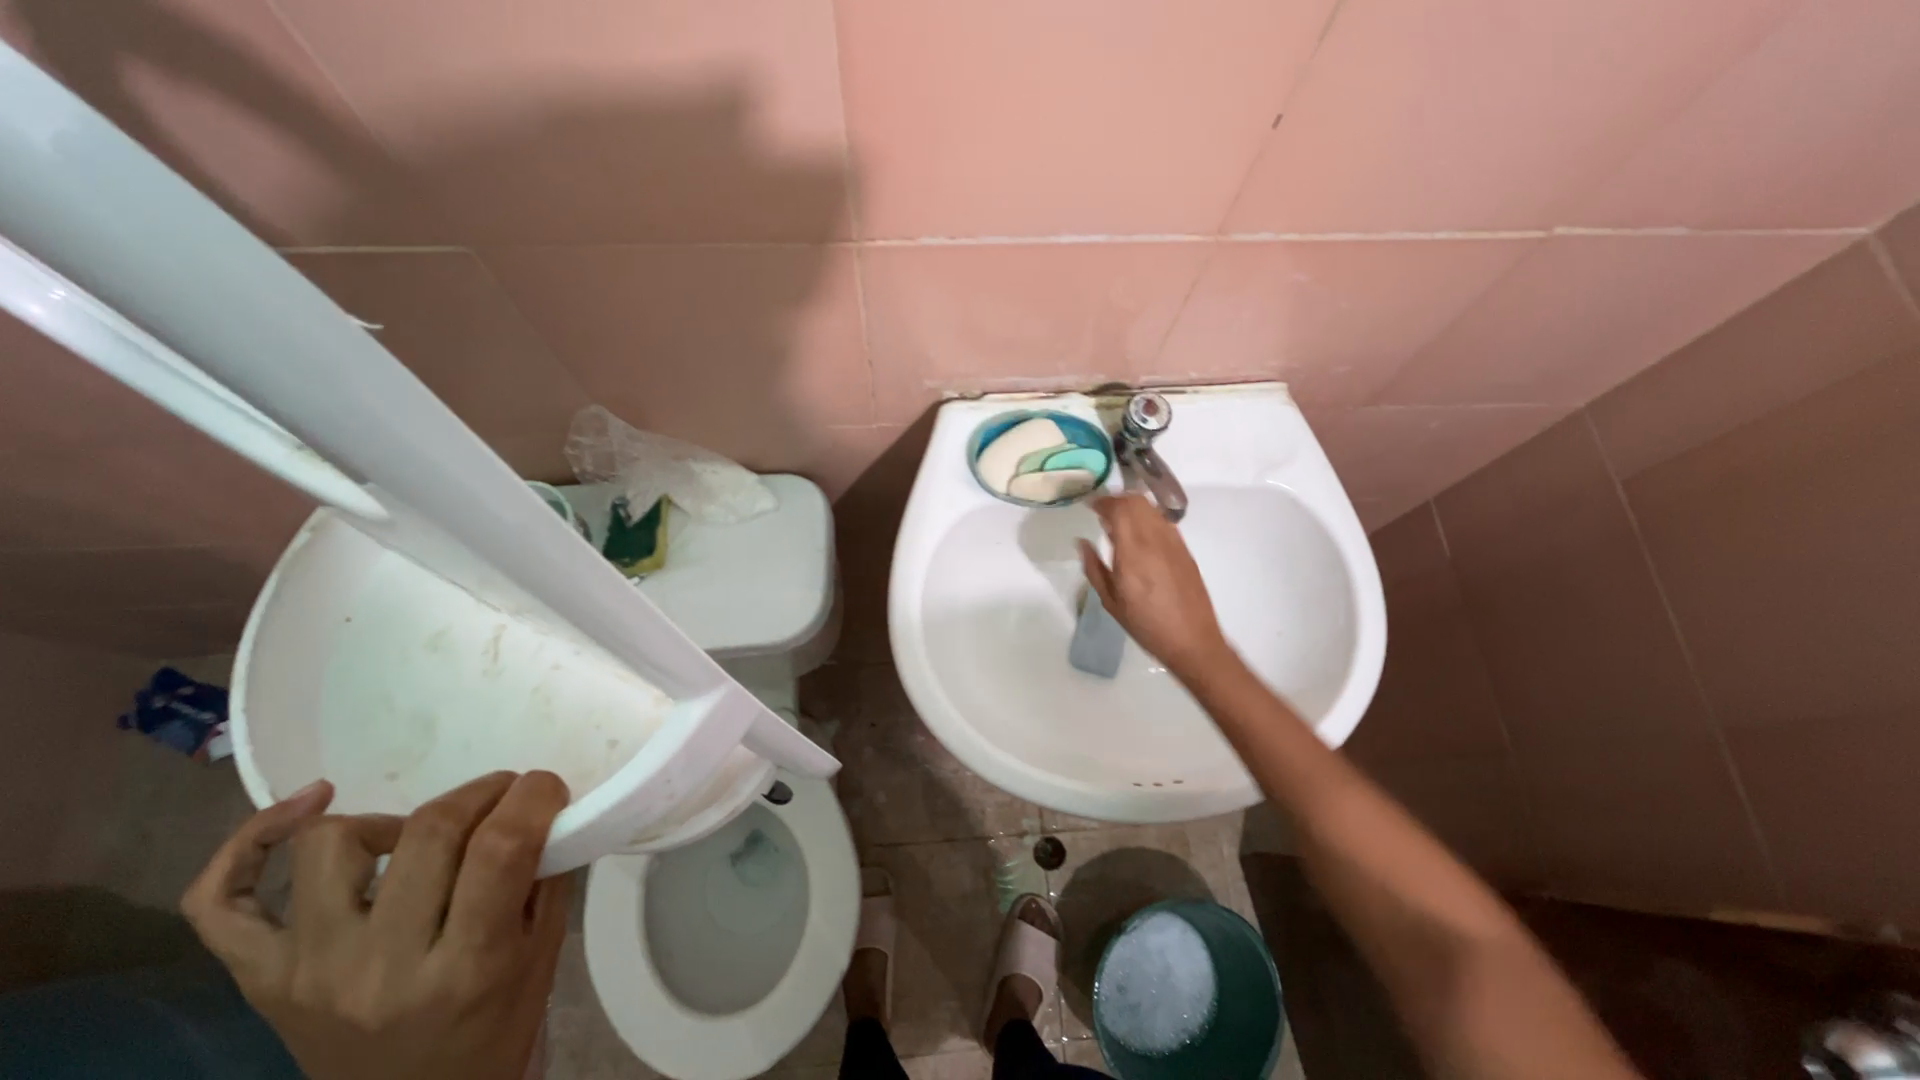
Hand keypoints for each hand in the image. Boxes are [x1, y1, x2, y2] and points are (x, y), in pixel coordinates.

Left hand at [182, 771, 572, 1079]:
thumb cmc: (492, 1035)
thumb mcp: (540, 960)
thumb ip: (543, 880)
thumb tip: (542, 809)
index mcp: (467, 969)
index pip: (500, 847)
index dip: (532, 795)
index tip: (545, 786)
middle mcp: (382, 967)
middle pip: (428, 832)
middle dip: (481, 792)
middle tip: (502, 797)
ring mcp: (309, 972)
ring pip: (331, 846)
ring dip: (391, 819)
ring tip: (417, 837)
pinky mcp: (260, 980)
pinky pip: (218, 902)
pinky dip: (250, 842)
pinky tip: (310, 808)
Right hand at [1078, 493, 1232, 678]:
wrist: (1192, 640)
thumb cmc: (1146, 625)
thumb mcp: (1111, 601)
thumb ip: (1094, 568)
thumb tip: (1082, 542)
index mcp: (1133, 552)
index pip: (1119, 508)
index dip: (1103, 502)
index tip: (1090, 506)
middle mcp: (1155, 540)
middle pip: (1137, 501)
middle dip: (1117, 500)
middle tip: (1102, 511)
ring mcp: (1174, 542)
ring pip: (1152, 508)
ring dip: (1133, 507)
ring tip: (1119, 521)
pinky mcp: (1185, 550)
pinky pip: (1163, 522)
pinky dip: (1148, 518)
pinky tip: (1140, 535)